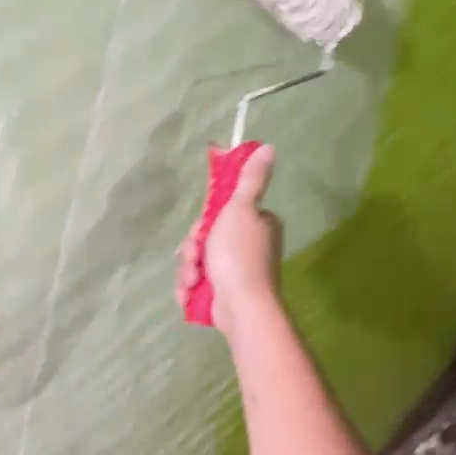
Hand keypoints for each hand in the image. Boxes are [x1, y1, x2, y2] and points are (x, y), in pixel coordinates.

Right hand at [175, 144, 281, 331]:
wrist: (241, 307)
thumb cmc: (238, 256)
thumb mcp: (241, 209)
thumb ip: (250, 179)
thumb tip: (268, 147)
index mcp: (257, 225)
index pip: (221, 214)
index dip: (203, 223)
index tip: (199, 231)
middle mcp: (249, 247)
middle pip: (206, 240)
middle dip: (192, 252)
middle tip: (193, 259)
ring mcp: (236, 273)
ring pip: (197, 263)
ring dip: (187, 272)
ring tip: (193, 282)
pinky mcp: (224, 295)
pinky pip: (197, 285)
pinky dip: (190, 290)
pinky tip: (189, 295)